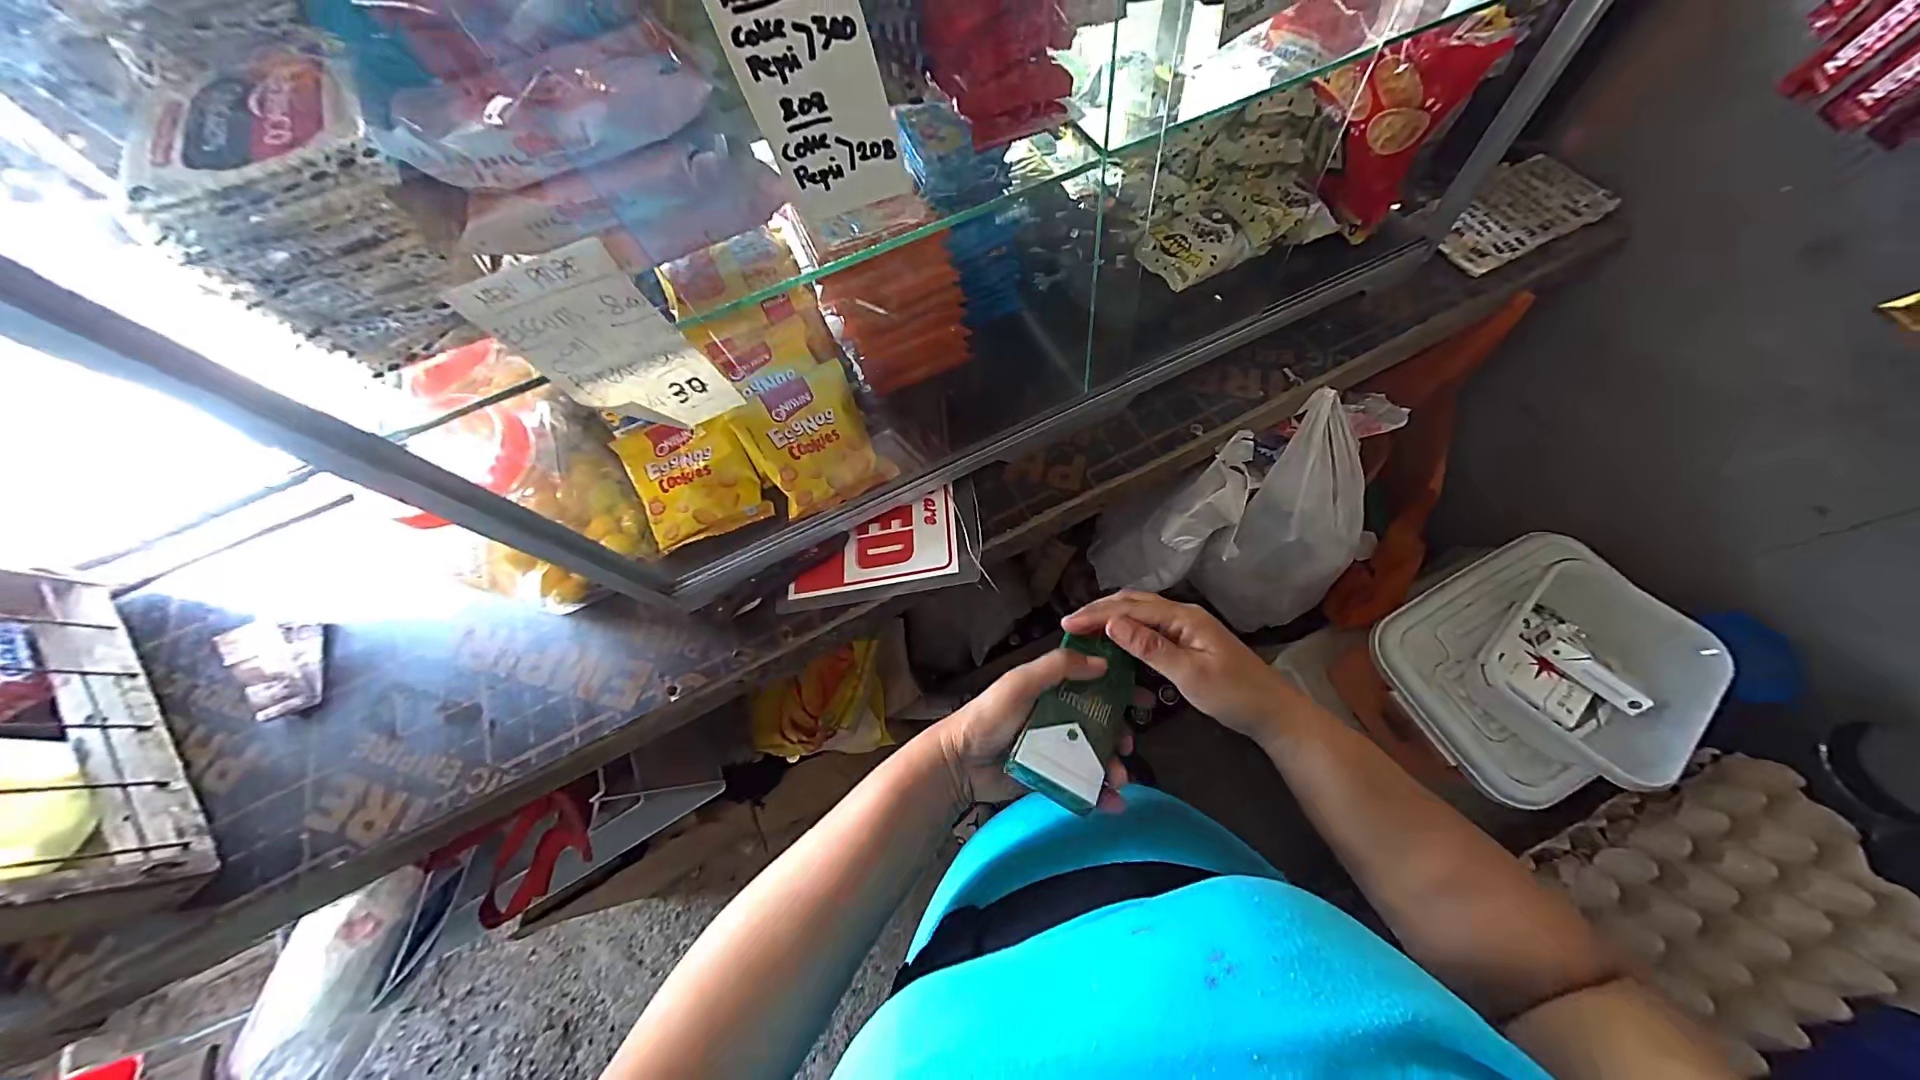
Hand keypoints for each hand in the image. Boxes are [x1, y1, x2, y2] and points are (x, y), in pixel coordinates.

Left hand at [931, 648, 1131, 811]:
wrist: (959, 764)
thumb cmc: (987, 716)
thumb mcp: (1020, 682)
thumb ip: (1058, 668)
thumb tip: (1101, 662)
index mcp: (1052, 688)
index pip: (1093, 682)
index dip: (1120, 688)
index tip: (1143, 697)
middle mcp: (1057, 715)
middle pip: (1102, 722)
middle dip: (1122, 733)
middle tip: (1129, 744)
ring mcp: (1055, 747)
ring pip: (1096, 755)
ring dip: (1114, 766)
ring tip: (1119, 777)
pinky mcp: (1051, 775)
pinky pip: (1082, 783)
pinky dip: (1100, 794)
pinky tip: (1113, 803)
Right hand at [1062, 590, 1301, 742]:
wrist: (1274, 712)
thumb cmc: (1234, 695)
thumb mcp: (1191, 675)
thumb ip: (1151, 648)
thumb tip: (1113, 624)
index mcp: (1184, 617)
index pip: (1131, 609)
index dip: (1097, 615)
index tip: (1067, 625)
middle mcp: (1183, 614)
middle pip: (1133, 602)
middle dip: (1099, 610)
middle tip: (1069, 626)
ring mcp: (1186, 626)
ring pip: (1140, 612)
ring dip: (1110, 616)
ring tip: (1084, 629)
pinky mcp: (1187, 640)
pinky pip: (1149, 625)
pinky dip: (1125, 628)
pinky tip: (1114, 639)